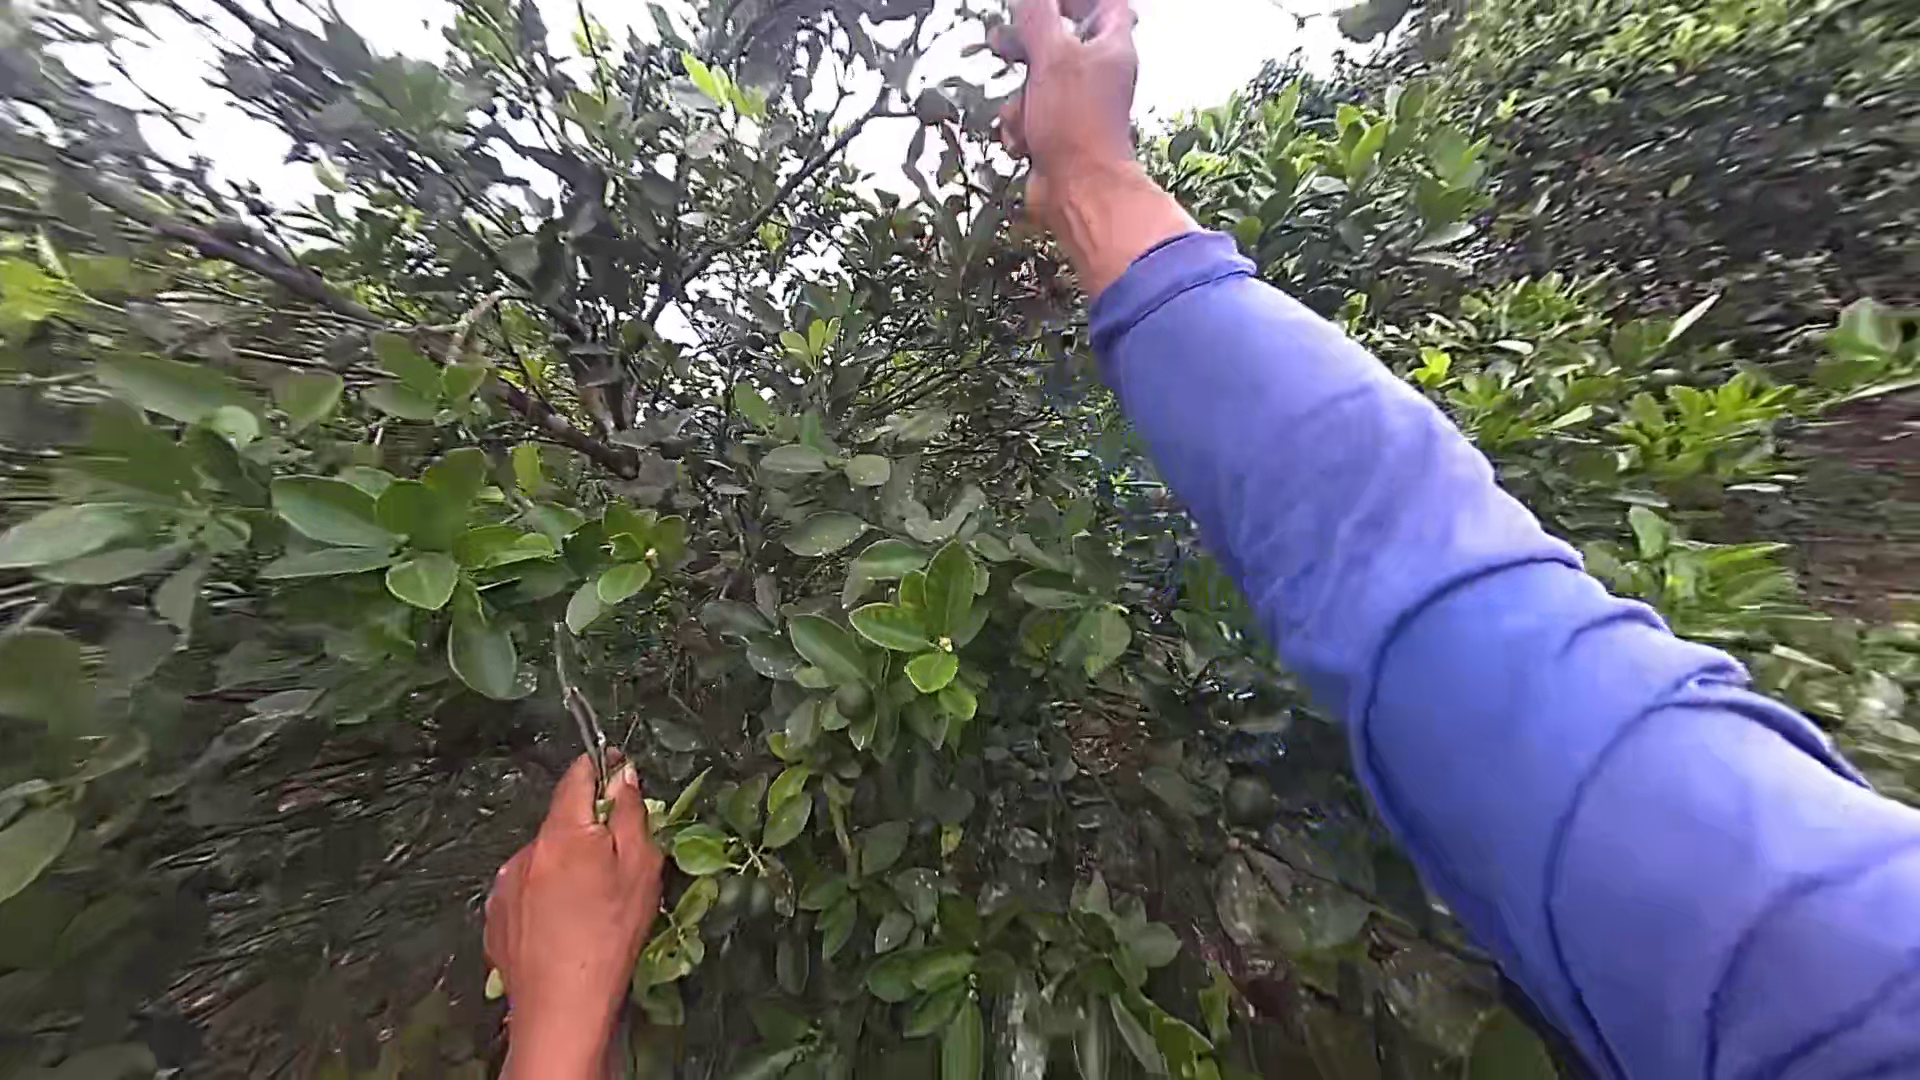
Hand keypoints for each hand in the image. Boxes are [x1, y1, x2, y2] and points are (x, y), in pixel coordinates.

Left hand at [486, 754, 664, 1079]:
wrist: (562, 1009)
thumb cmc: (612, 931)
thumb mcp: (640, 865)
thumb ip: (630, 813)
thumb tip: (623, 774)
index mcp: (563, 835)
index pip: (575, 777)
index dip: (599, 764)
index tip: (618, 764)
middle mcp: (525, 853)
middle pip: (563, 816)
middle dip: (591, 820)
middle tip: (620, 847)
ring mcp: (504, 886)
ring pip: (547, 850)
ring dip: (570, 854)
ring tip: (594, 890)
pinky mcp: (495, 915)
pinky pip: (529, 881)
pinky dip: (550, 883)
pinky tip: (568, 913)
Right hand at [993, 0, 1195, 294]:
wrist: (1077, 193)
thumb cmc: (1076, 124)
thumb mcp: (1053, 56)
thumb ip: (1037, 16)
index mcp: (1111, 46)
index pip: (1099, 3)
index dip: (1069, 0)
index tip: (1043, 2)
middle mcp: (1097, 76)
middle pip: (1057, 44)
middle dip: (1025, 47)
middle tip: (998, 40)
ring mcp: (1075, 111)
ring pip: (1035, 87)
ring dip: (1018, 102)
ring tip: (1021, 118)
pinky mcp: (1056, 141)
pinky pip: (1029, 123)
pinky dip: (1020, 131)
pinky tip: (1022, 145)